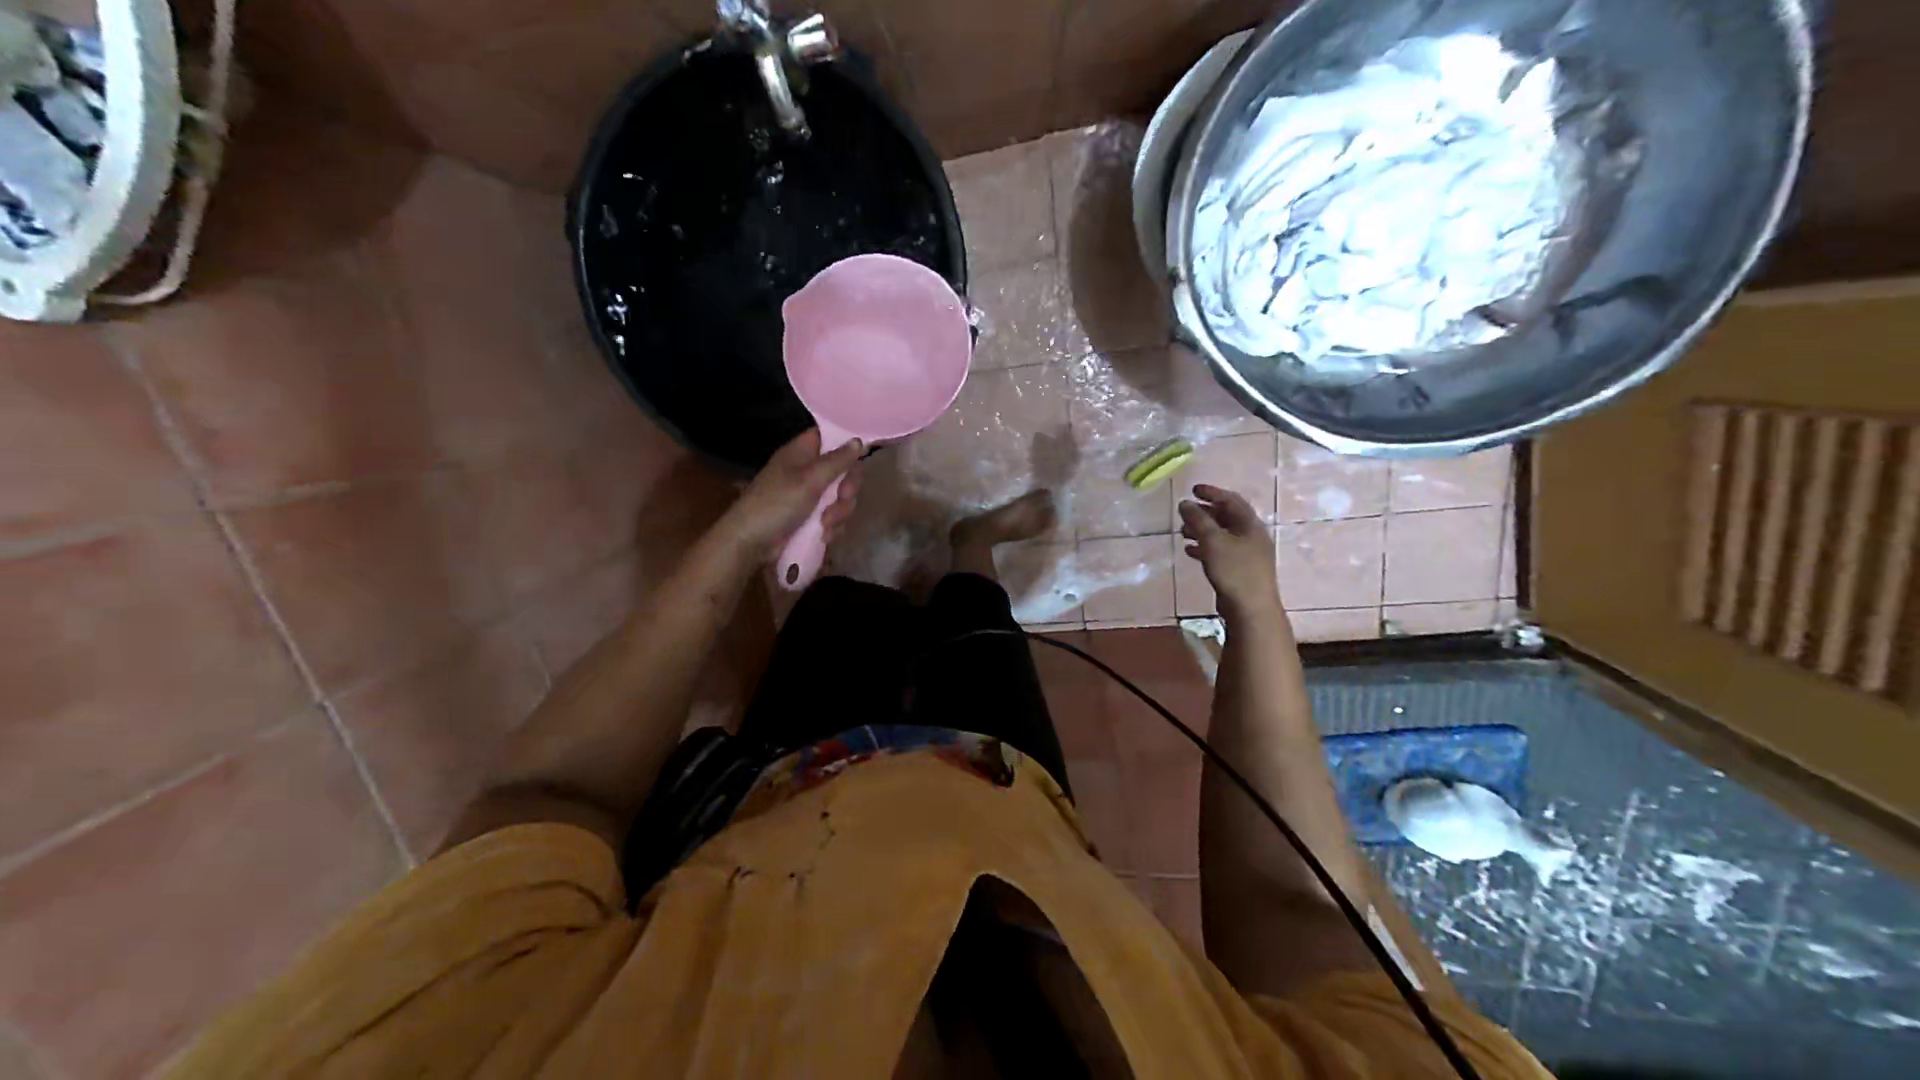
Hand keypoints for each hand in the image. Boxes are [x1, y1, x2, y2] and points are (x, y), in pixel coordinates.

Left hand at [724, 428, 864, 556]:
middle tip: (842, 497)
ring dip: (839, 512)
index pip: (830, 436)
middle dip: (847, 488)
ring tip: (826, 524)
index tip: (862, 456)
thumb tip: (859, 441)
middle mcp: (807, 470)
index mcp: (802, 452)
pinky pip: (833, 516)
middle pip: (843, 470)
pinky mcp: (811, 518)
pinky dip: (831, 527)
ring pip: (840, 497)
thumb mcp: (810, 479)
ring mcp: (809, 496)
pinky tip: (823, 535)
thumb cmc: (777, 503)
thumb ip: (837, 460)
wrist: (752, 543)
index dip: (847, 444)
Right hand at [1179, 484, 1282, 621]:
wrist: (1251, 608)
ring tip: (1183, 532)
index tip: (1193, 489)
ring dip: (1202, 530)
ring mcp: (1247, 554)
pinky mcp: (1240, 570)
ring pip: (1222, 535)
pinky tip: (1190, 551)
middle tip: (1185, 512)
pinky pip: (1221, 551)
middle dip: (1204, 512)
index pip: (1231, 500)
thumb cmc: (1234, 570)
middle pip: (1227, 517)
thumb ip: (1198, 520)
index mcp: (1250, 524)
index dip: (1212, 492)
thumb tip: (1185, 503)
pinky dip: (1205, 547)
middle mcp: (1251, 536)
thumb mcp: (1213, 541)